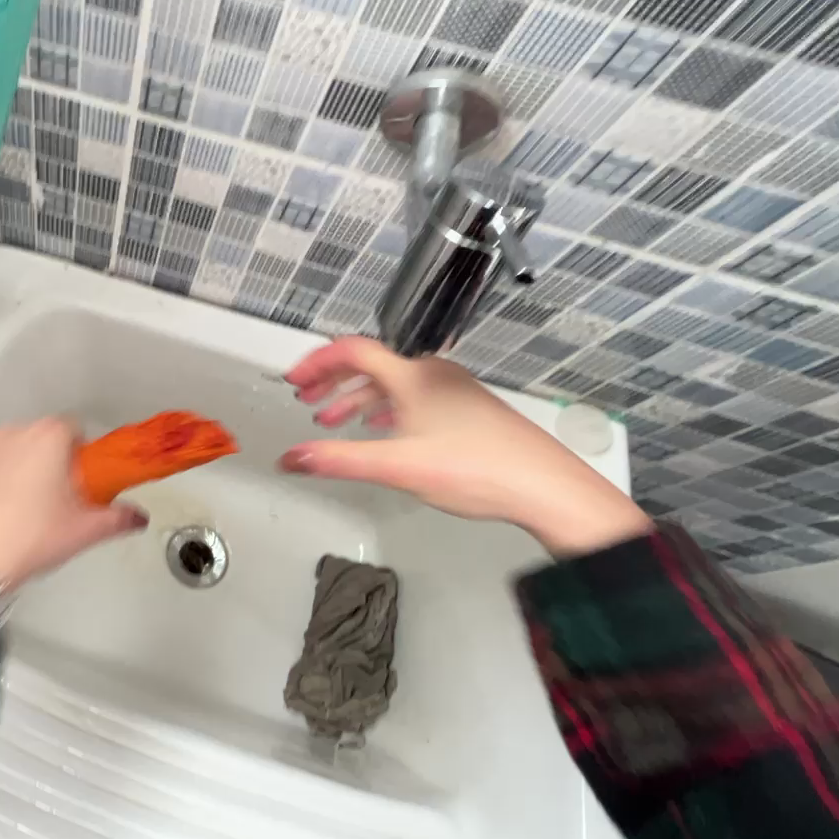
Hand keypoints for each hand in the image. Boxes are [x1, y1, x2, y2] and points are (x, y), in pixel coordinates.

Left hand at [0, 418, 148, 589]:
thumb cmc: (26, 537)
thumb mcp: (82, 531)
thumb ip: (117, 519)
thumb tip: (136, 517)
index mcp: (48, 438)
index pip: (75, 431)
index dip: (82, 457)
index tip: (83, 482)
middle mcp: (13, 433)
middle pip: (43, 441)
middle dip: (52, 465)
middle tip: (57, 504)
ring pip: (12, 454)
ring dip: (21, 473)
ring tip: (24, 514)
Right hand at [280, 338, 651, 555]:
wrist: (546, 487)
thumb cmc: (479, 469)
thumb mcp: (397, 466)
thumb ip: (339, 459)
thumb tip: (292, 458)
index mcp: (413, 376)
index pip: (352, 351)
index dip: (318, 362)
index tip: (295, 379)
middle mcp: (432, 374)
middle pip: (370, 363)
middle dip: (332, 380)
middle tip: (306, 397)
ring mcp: (451, 389)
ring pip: (391, 382)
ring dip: (356, 398)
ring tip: (333, 420)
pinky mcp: (465, 408)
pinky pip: (412, 396)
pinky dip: (384, 408)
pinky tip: (380, 430)